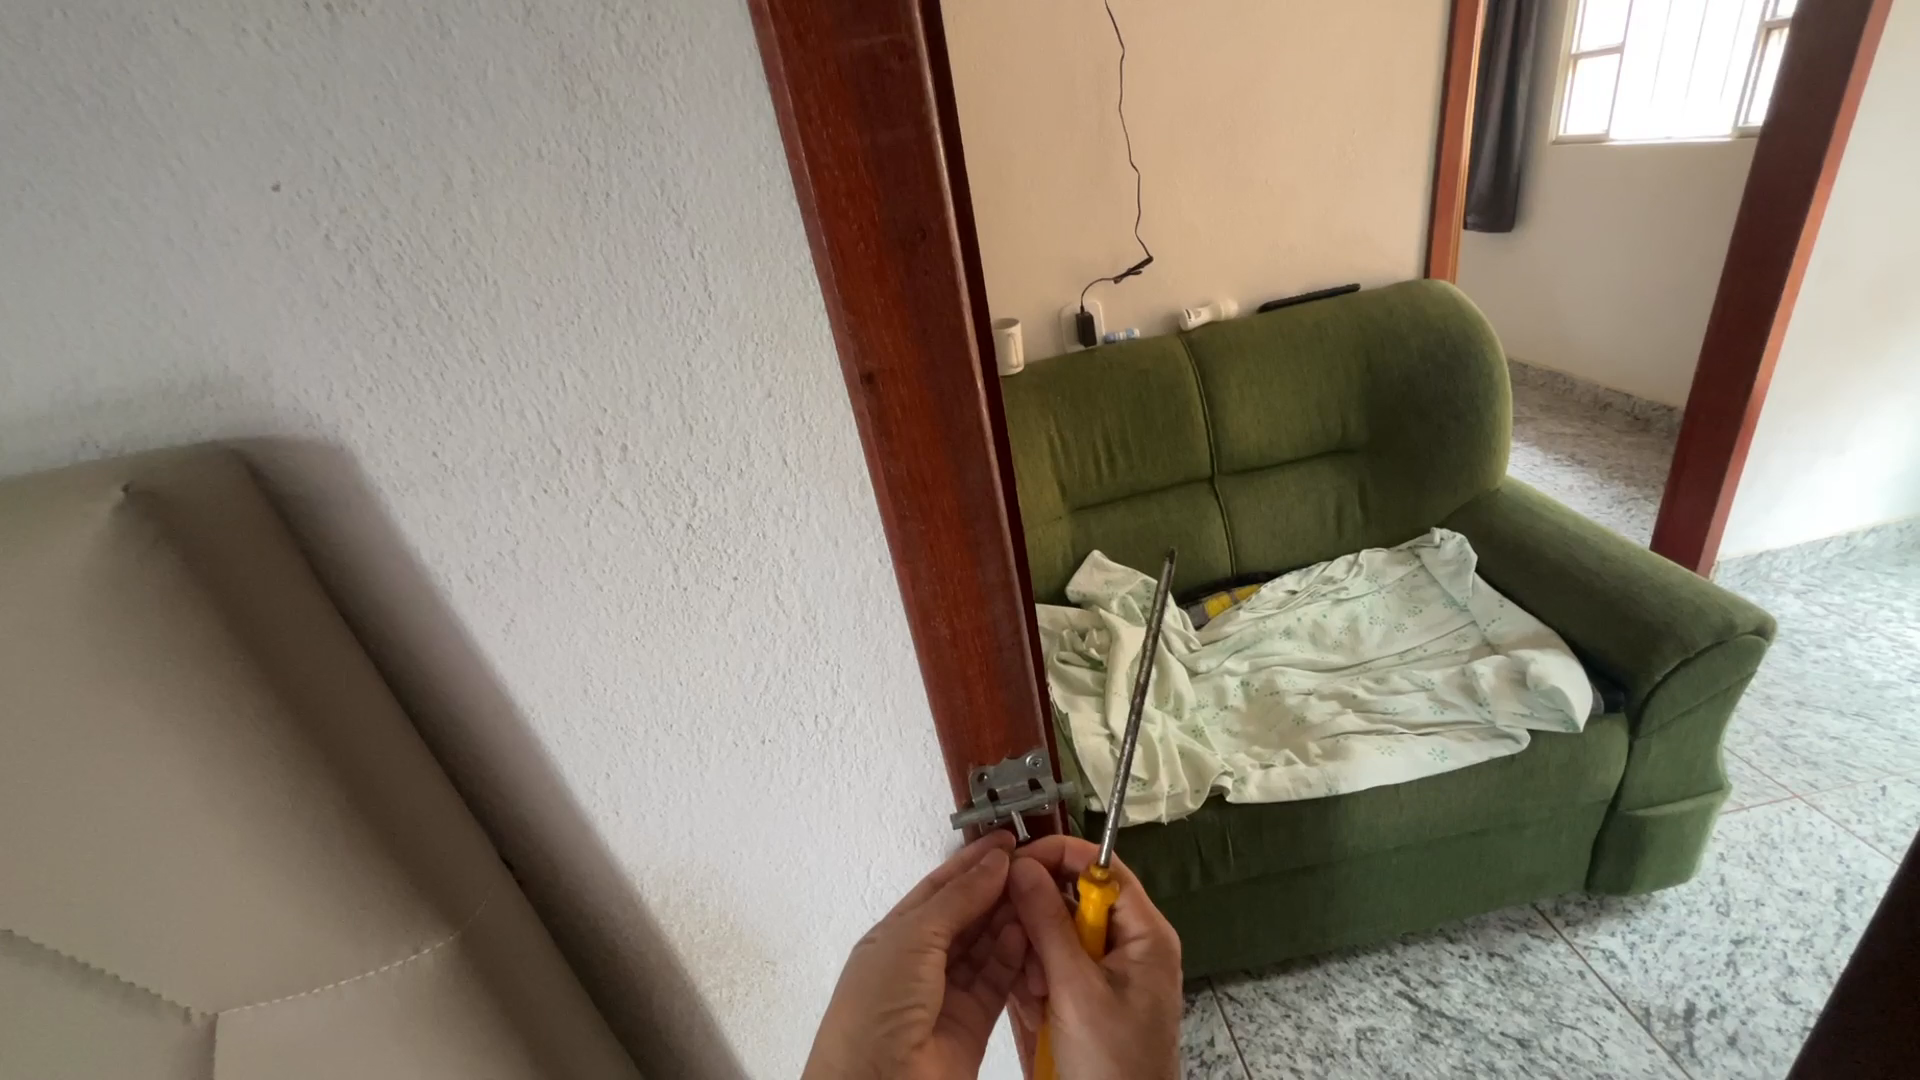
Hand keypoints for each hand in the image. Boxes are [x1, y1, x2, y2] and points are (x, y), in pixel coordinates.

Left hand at [802, 831, 1026, 1079]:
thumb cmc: (879, 1005)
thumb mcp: (913, 939)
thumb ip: (958, 899)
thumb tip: (994, 860)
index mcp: (898, 933)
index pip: (940, 887)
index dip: (973, 862)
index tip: (1007, 840)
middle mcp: (923, 959)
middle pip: (967, 914)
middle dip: (996, 888)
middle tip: (1034, 865)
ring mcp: (949, 991)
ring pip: (986, 945)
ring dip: (1009, 918)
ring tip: (1037, 892)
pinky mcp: (975, 1021)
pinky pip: (998, 979)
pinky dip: (1014, 955)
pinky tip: (1030, 931)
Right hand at [1007, 836, 1181, 1079]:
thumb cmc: (1110, 1062)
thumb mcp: (1076, 990)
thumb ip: (1047, 922)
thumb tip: (1021, 864)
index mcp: (1145, 932)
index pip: (1102, 866)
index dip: (1059, 855)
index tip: (1015, 862)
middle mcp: (1131, 941)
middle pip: (1076, 896)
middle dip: (1042, 917)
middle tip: (1021, 943)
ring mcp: (1110, 968)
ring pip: (1059, 929)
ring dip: (1038, 954)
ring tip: (1035, 993)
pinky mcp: (1090, 992)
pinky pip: (1056, 962)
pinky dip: (1039, 977)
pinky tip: (1036, 1007)